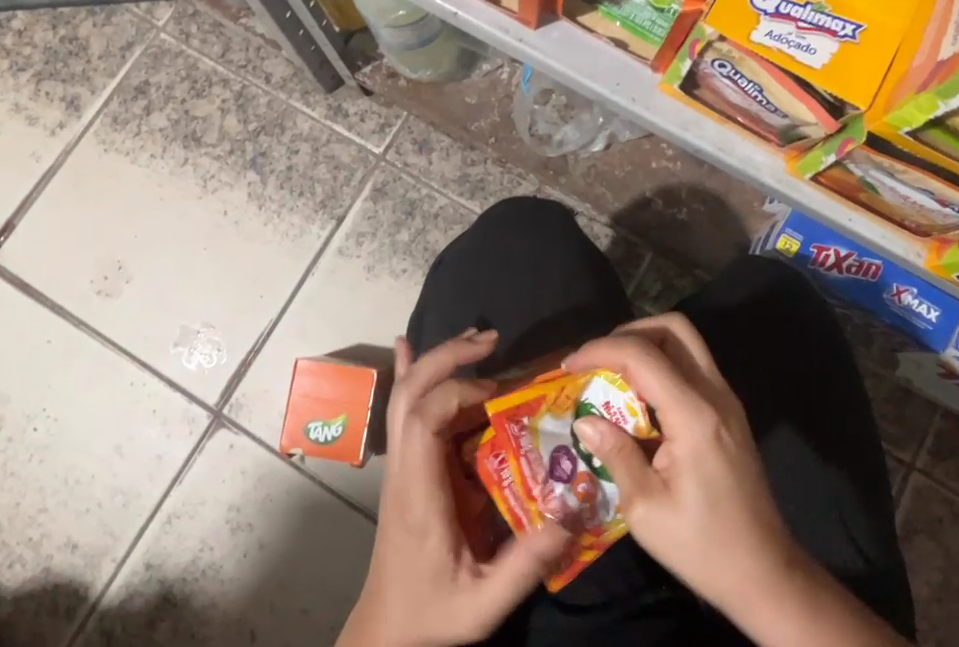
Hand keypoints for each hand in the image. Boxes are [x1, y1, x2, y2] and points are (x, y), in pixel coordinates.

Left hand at [339, 329, 568, 646]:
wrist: (386, 632)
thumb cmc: (432, 614)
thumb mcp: (484, 603)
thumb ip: (526, 563)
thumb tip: (572, 514)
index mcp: (418, 494)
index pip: (422, 421)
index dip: (455, 393)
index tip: (496, 391)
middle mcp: (403, 470)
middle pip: (410, 395)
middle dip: (446, 358)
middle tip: (492, 341)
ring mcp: (400, 468)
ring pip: (405, 397)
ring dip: (437, 362)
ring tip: (479, 341)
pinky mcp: (406, 470)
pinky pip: (404, 413)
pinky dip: (408, 374)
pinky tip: (408, 346)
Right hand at [563, 314, 797, 612]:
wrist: (765, 573)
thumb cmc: (702, 547)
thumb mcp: (645, 509)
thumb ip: (615, 454)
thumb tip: (584, 419)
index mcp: (693, 416)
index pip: (642, 355)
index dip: (600, 350)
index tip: (568, 366)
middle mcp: (715, 396)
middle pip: (672, 329)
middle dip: (628, 333)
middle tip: (595, 360)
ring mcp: (727, 403)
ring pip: (686, 343)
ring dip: (646, 345)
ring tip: (611, 375)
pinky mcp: (729, 415)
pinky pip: (693, 368)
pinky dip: (662, 366)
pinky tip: (636, 399)